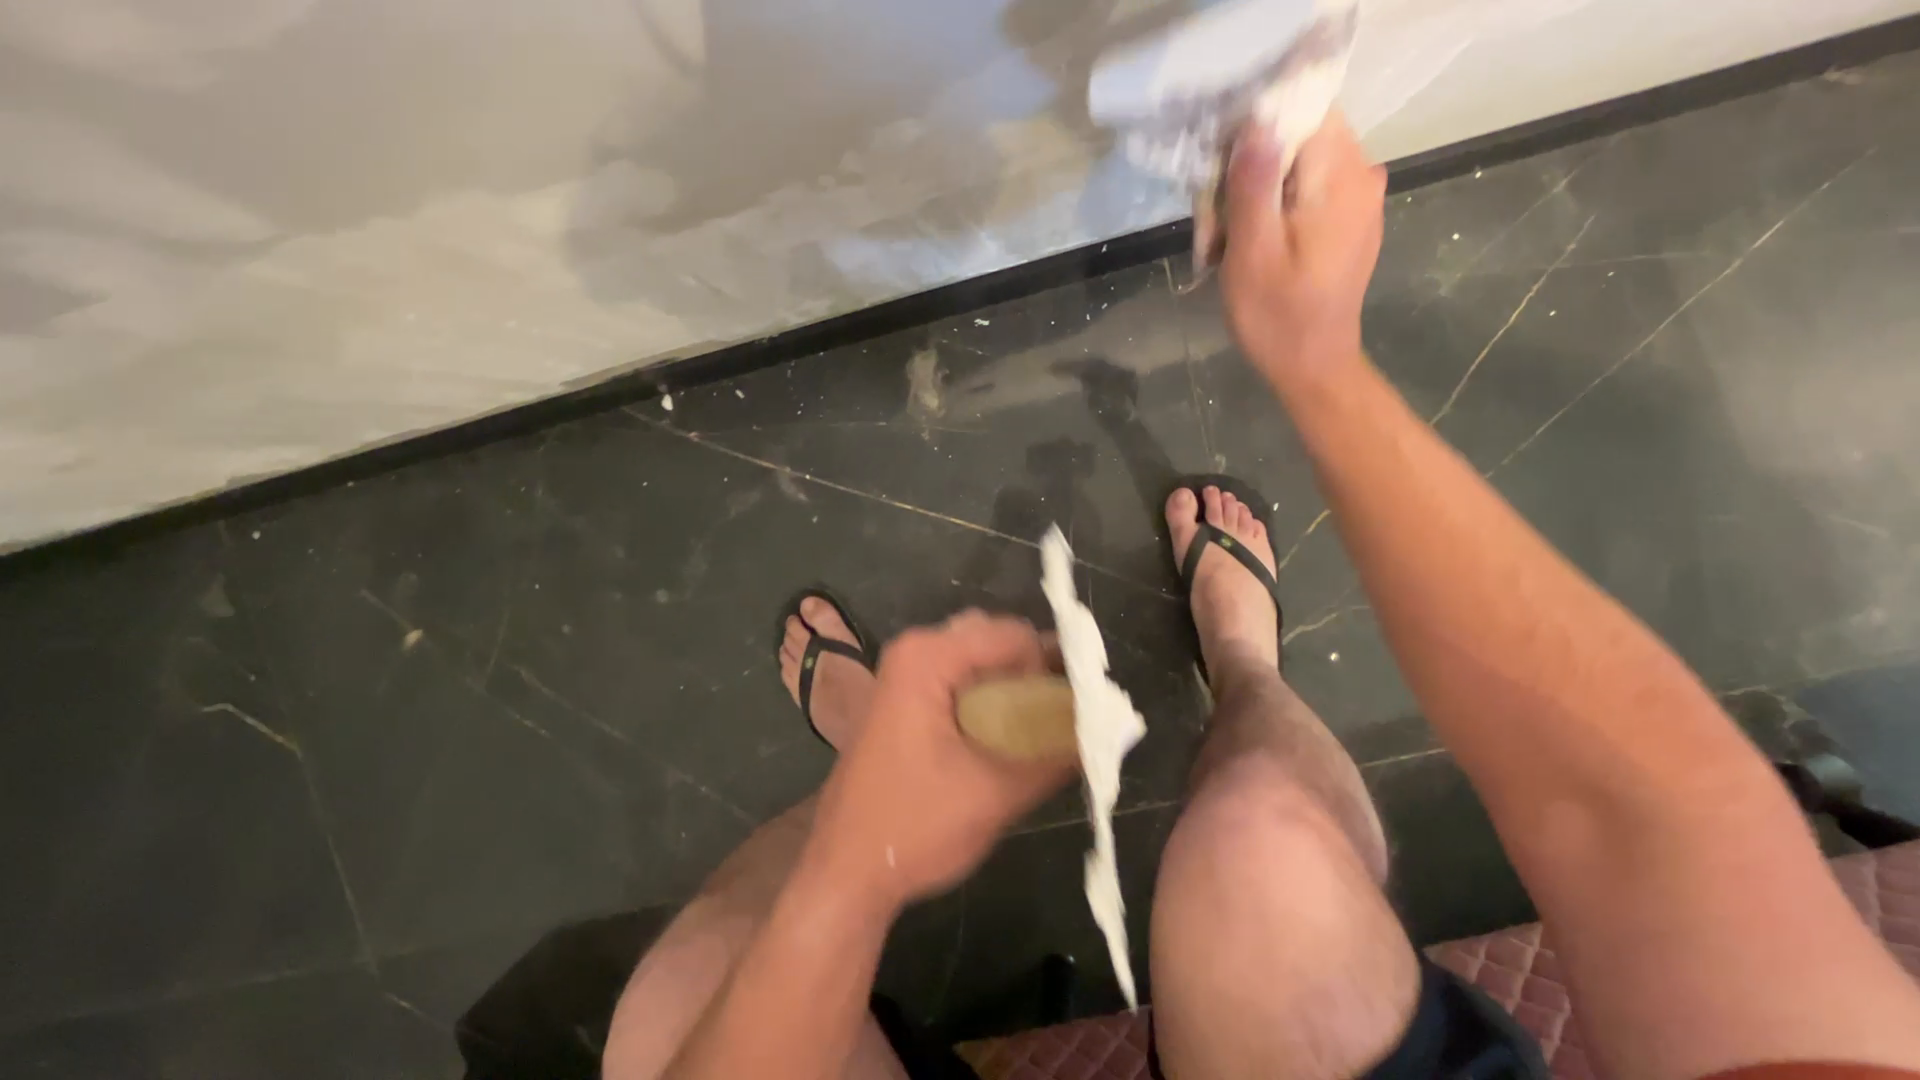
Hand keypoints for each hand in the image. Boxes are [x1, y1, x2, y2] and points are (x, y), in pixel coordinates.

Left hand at [801, 611, 1073, 911]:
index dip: (1053, 668)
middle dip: (1034, 675)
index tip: (1081, 711)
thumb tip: (1109, 733)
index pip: (1015, 635)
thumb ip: (1056, 756)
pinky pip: (956, 684)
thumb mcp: (996, 793)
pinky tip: (1005, 742)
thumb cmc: (914, 828)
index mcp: (927, 657)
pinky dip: (986, 702)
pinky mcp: (899, 704)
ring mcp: (900, 678)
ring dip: (1012, 690)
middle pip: (995, 642)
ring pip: (977, 663)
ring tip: (1041, 733)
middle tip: (1061, 721)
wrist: (844, 872)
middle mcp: (911, 653)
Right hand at [1220, 111, 1385, 384]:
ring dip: (1254, 193)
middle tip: (1215, 225)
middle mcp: (1360, 174)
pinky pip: (1306, 190)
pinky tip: (1251, 244)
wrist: (1313, 366)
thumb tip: (1254, 121)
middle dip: (1247, 169)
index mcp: (1340, 175)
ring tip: (1226, 242)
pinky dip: (1274, 208)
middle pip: (1296, 137)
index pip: (1301, 109)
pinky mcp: (1349, 220)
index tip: (1220, 162)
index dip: (1254, 125)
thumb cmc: (1277, 315)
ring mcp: (1359, 198)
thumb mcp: (1252, 251)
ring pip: (1296, 165)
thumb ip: (1253, 182)